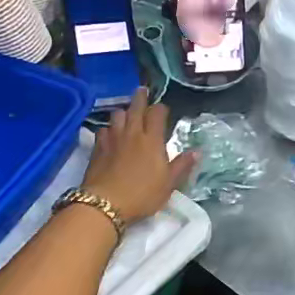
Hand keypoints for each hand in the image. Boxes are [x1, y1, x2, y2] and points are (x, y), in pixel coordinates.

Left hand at [82, 90, 195, 224]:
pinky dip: (109, 128)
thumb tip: (197, 151)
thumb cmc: (142, 195)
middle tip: (142, 90)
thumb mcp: (168, 184)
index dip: (161, 109)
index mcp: (152, 140)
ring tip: (126, 113)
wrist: (106, 204)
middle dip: (140, 97)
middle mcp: (132, 133)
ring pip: (117, 114)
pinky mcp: (97, 147)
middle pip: (135, 107)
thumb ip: (182, 166)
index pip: (157, 114)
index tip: (163, 110)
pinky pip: (103, 129)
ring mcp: (113, 138)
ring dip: (124, 111)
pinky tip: (110, 133)